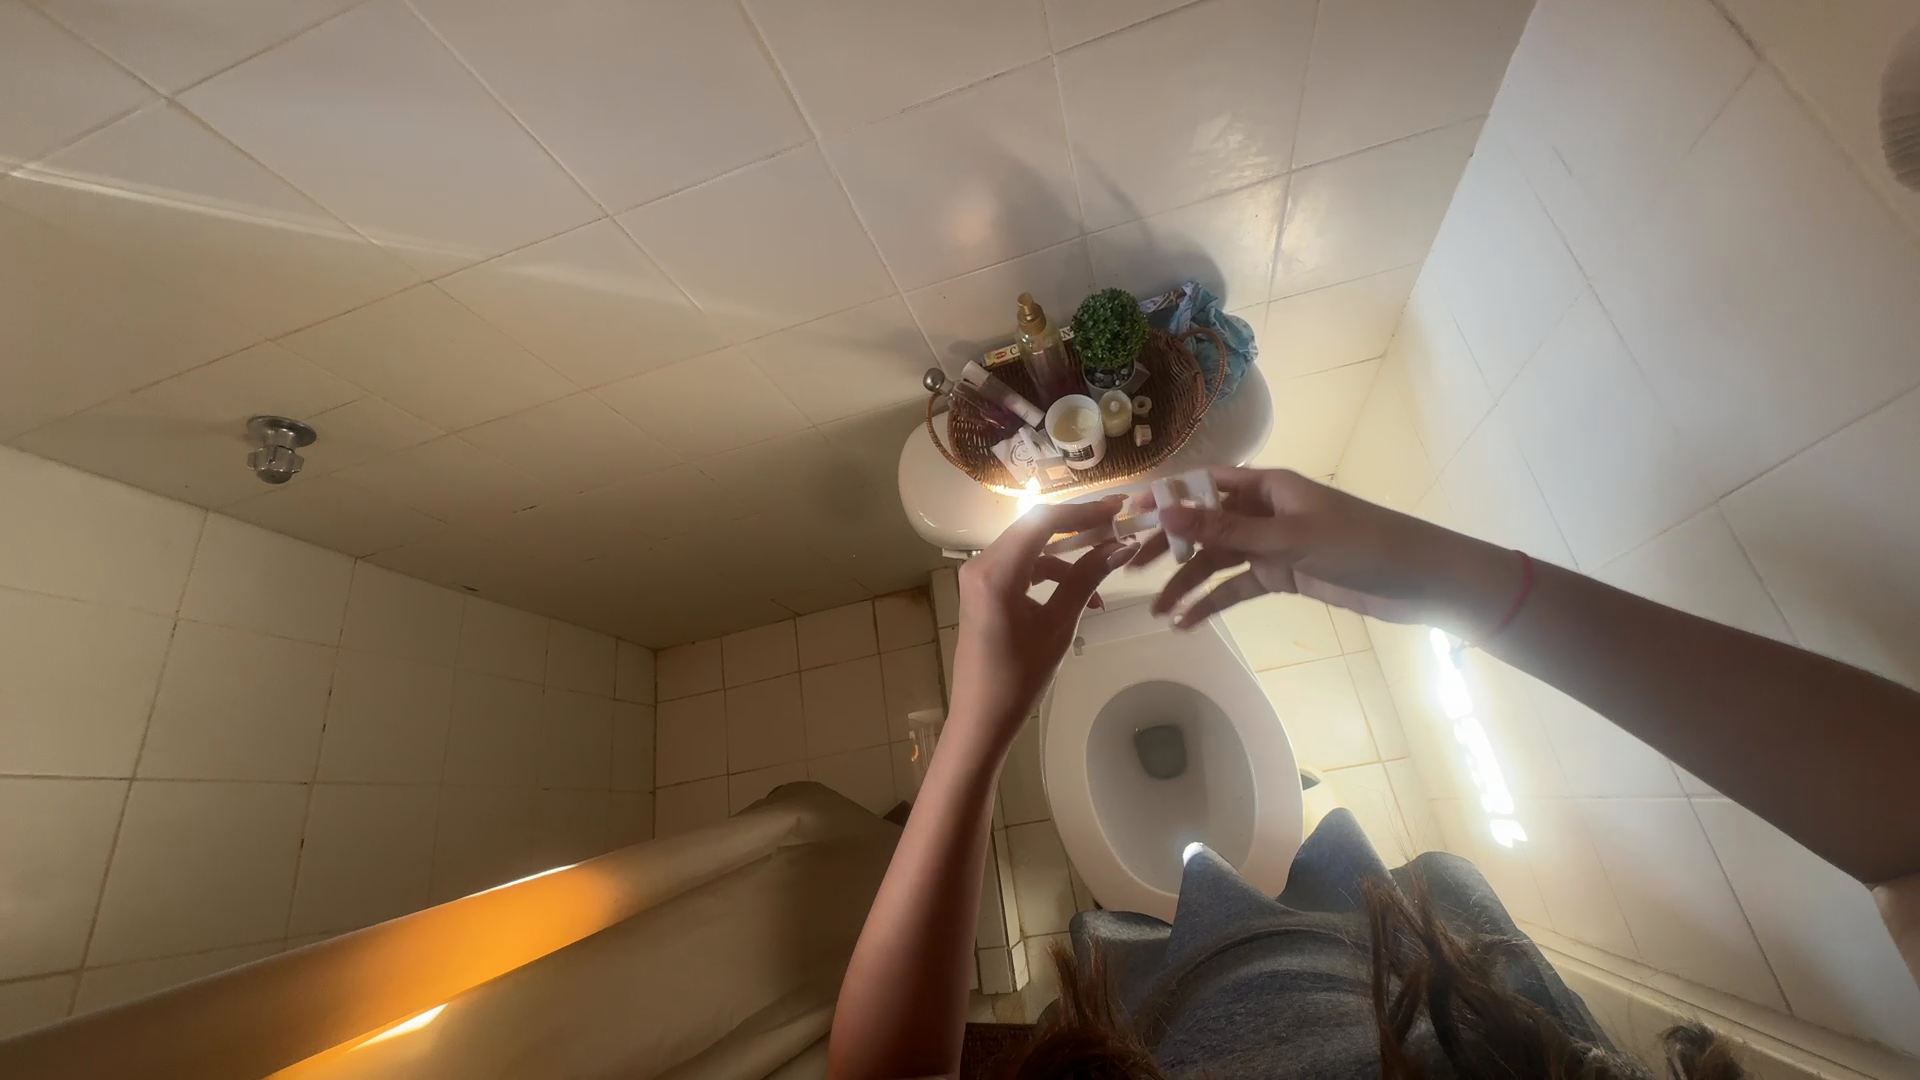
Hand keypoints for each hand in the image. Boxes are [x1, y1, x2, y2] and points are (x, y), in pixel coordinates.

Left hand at [949, 498, 1136, 741]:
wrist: (982, 717)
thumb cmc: (1019, 677)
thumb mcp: (1059, 625)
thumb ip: (1087, 579)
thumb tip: (1121, 547)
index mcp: (996, 571)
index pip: (1042, 521)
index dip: (1082, 511)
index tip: (1118, 508)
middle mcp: (981, 564)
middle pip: (1034, 528)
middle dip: (1077, 527)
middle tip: (1117, 525)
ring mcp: (979, 576)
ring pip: (1030, 548)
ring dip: (1067, 554)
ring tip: (1106, 566)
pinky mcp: (983, 590)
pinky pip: (1021, 568)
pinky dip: (1050, 574)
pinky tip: (1082, 595)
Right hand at [1134, 468, 1520, 634]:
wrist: (1421, 582)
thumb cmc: (1361, 544)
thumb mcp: (1288, 537)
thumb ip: (1225, 530)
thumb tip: (1166, 512)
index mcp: (1265, 487)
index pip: (1202, 485)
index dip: (1164, 498)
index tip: (1126, 517)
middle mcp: (1260, 511)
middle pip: (1201, 526)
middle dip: (1167, 547)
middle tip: (1132, 570)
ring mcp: (1269, 545)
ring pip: (1215, 562)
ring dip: (1186, 585)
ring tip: (1159, 612)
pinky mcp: (1279, 575)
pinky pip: (1236, 588)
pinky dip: (1213, 604)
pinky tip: (1188, 624)